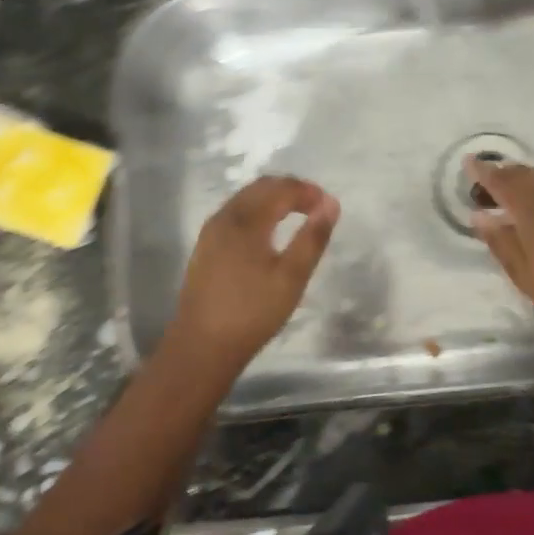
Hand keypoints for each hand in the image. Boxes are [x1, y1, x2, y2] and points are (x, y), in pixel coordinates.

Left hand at [172, 176, 339, 360]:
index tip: (329, 206)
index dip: (308, 191)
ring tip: (298, 217)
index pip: (280, 189)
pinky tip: (269, 235)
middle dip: (290, 190)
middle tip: (316, 207)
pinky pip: (235, 215)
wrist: (203, 345)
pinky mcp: (205, 248)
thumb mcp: (292, 277)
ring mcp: (211, 233)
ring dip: (273, 200)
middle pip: (260, 188)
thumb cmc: (253, 312)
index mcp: (245, 221)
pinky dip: (258, 213)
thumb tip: (330, 205)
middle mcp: (224, 218)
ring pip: (245, 200)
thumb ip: (313, 238)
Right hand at [467, 156, 533, 336]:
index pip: (504, 184)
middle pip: (525, 175)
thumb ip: (500, 241)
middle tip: (483, 181)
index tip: (468, 162)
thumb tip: (479, 215)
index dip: (485, 173)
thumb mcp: (523, 273)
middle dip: (502, 173)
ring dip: (521, 176)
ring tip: (506, 187)